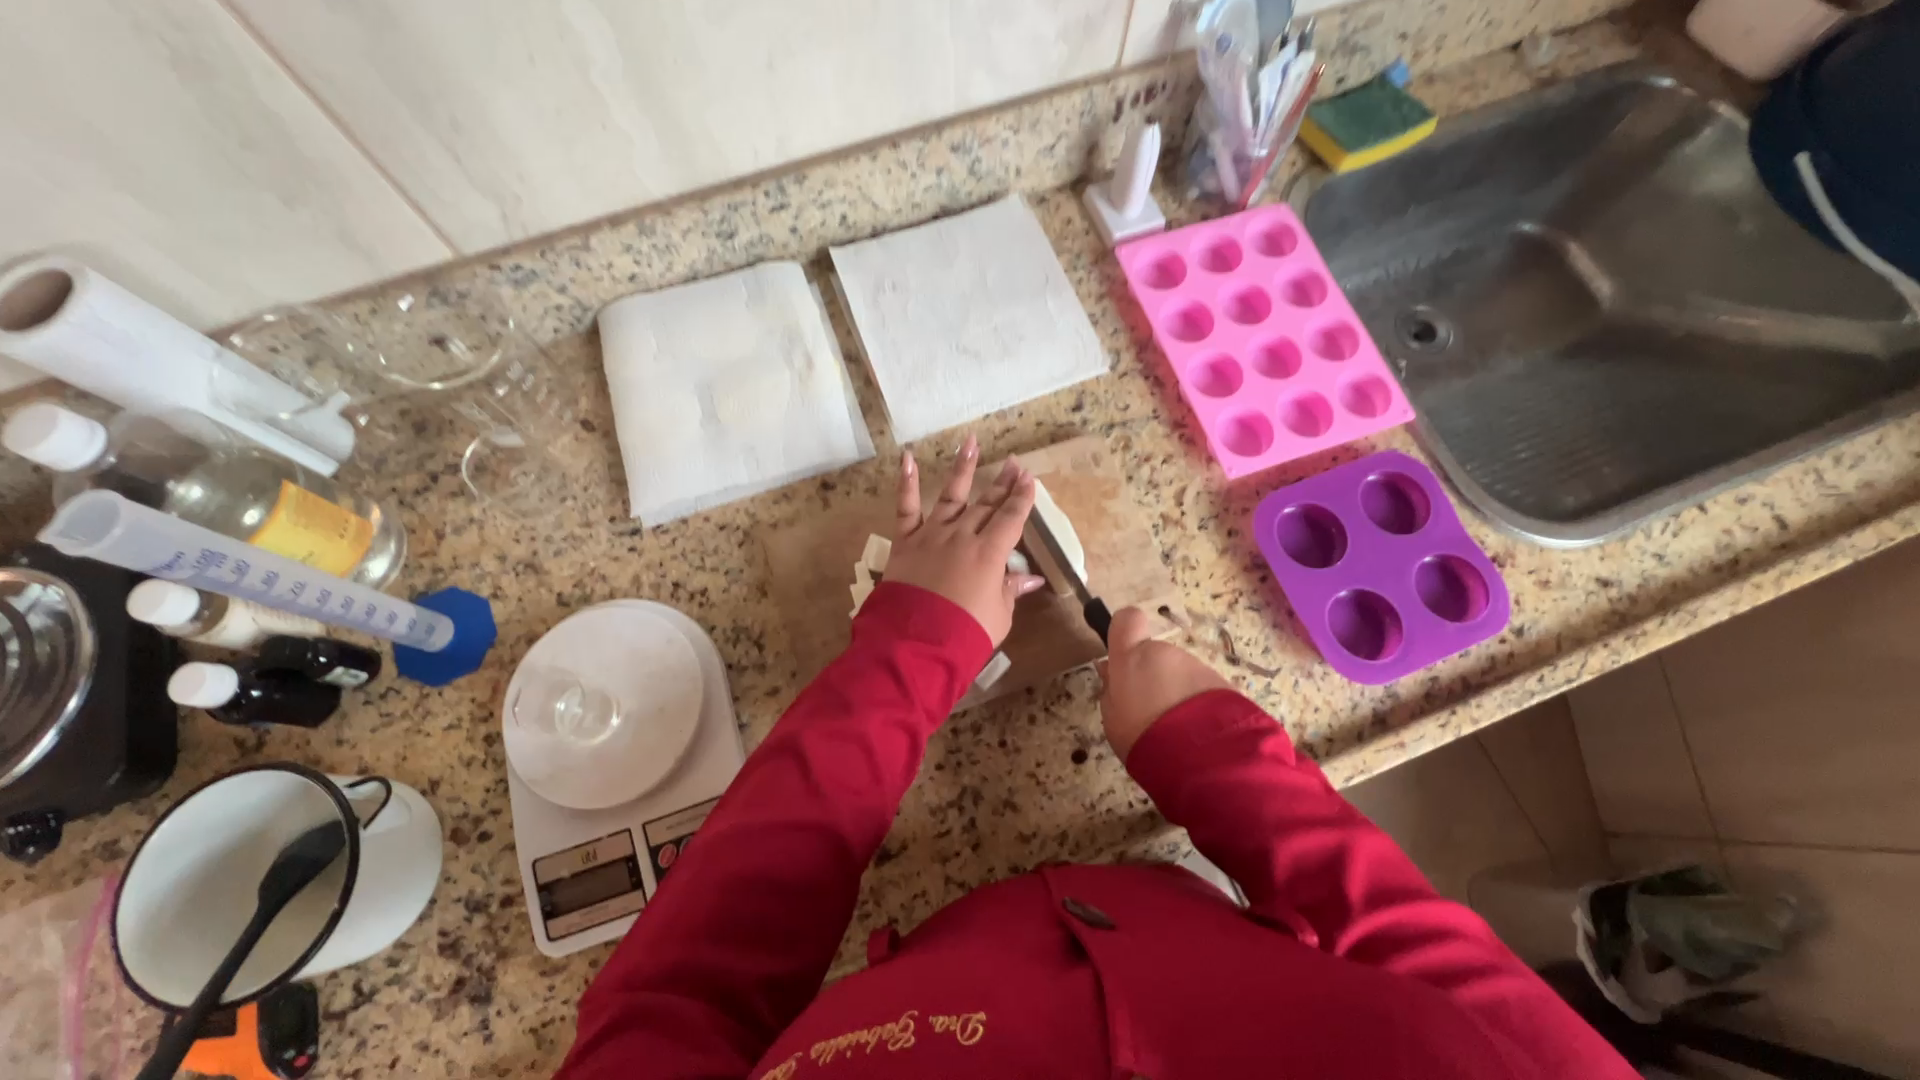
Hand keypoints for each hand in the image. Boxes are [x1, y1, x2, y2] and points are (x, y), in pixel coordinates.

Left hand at [887, 433, 1047, 644]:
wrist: (917, 642)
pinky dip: (907, 483)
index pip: (1012, 519)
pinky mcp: (905, 542)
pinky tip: (907, 459)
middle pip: (987, 504)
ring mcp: (932, 535)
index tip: (1030, 478)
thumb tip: (1030, 578)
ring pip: (951, 496)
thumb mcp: (998, 615)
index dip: (1022, 498)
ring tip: (970, 443)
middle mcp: (963, 536)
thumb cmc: (965, 632)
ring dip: (962, 468)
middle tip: (1014, 462)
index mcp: (990, 554)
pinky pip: (906, 508)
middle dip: (1003, 483)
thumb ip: (1010, 590)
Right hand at [1099, 606, 1231, 759]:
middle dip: (1152, 675)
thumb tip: (1110, 671)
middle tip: (1150, 709)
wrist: (1200, 756)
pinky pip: (1201, 688)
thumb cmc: (1142, 735)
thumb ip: (1111, 690)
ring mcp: (1195, 665)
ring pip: (1179, 673)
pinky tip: (1196, 731)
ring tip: (1176, 726)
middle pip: (1154, 654)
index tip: (1122, 651)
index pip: (1126, 619)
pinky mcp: (1221, 682)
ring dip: (1176, 692)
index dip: (1124, 630)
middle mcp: (1165, 653)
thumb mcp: (1112, 719)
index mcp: (1132, 657)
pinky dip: (1197, 703)